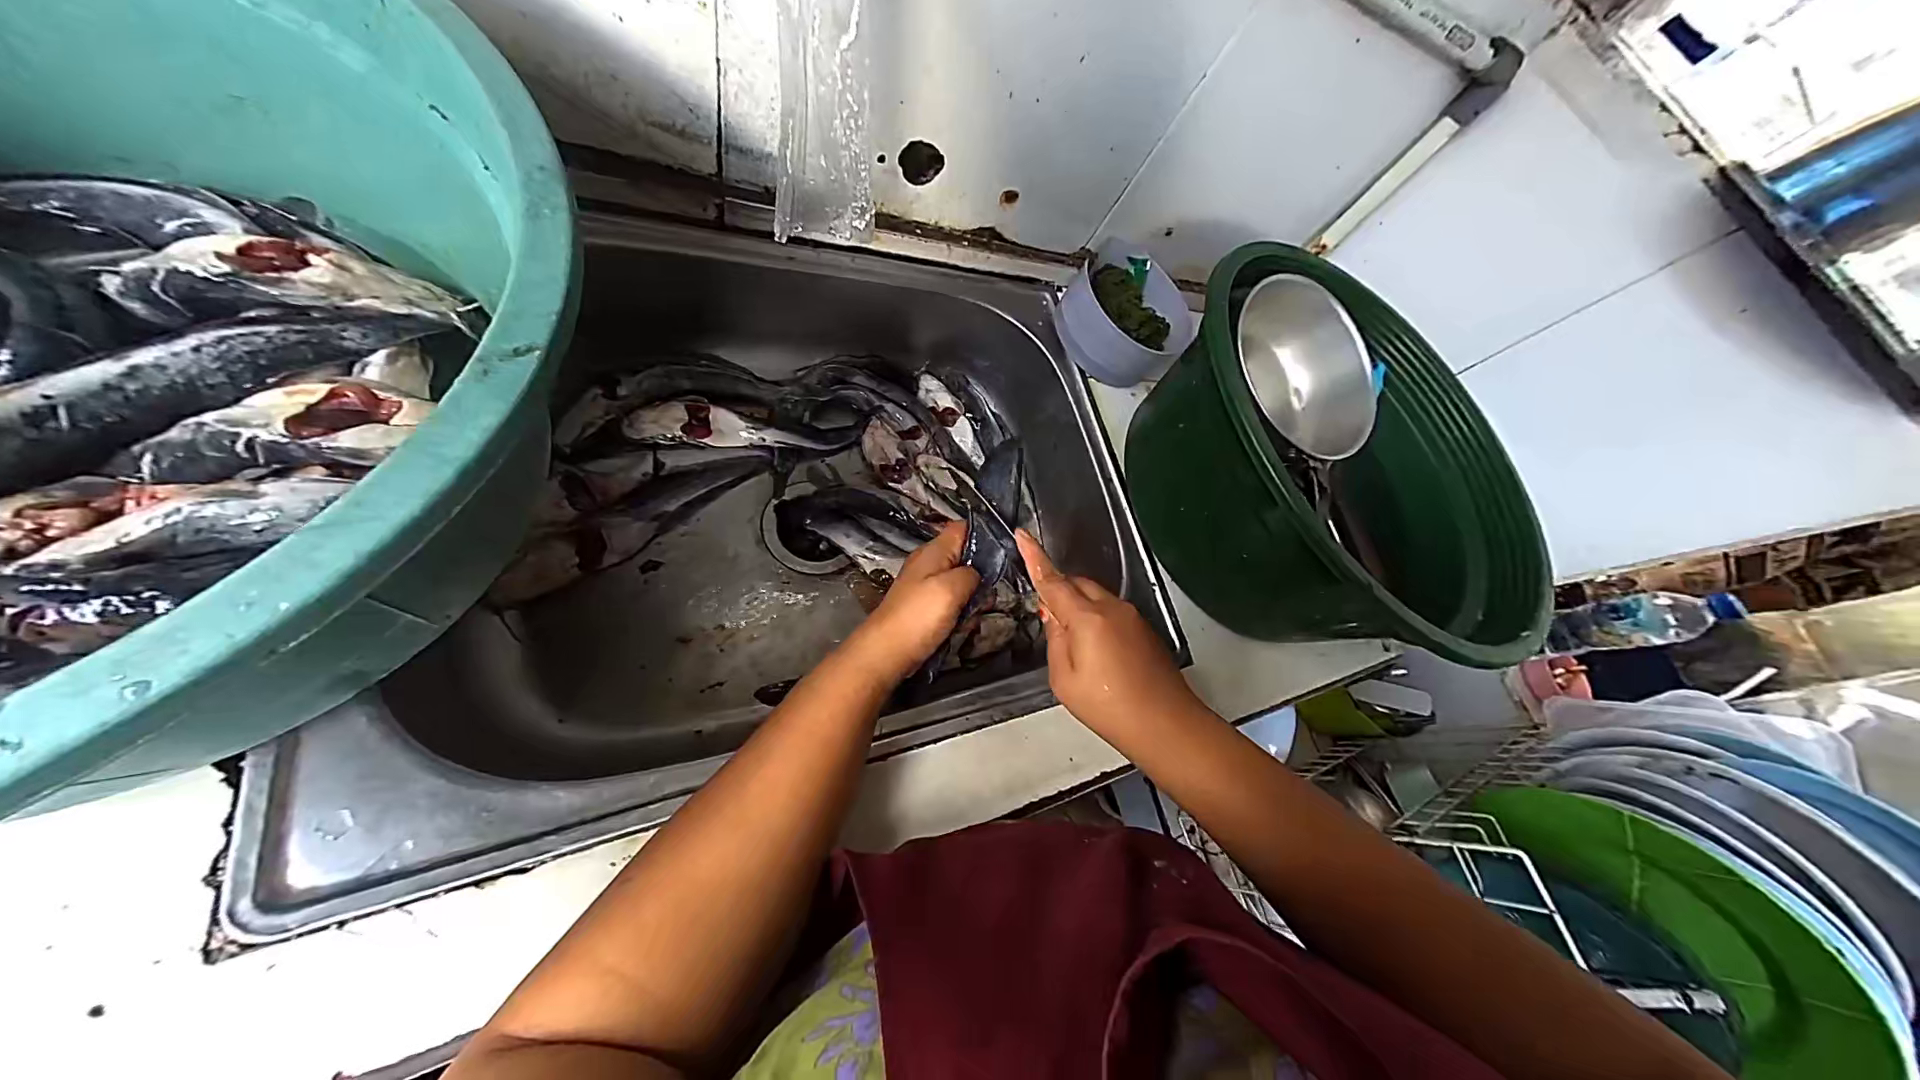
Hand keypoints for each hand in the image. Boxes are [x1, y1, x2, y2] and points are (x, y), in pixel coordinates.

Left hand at [843, 521, 978, 683]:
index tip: (1000, 556)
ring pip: (962, 586)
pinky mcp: (926, 609)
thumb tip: (979, 573)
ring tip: (969, 618)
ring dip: (972, 602)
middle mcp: (929, 565)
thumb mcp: (951, 588)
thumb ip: (971, 573)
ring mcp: (927, 588)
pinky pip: (952, 606)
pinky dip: (960, 616)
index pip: (962, 529)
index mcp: (933, 552)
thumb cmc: (917, 618)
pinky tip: (959, 630)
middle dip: (980, 578)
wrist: (886, 654)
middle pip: (966, 560)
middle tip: (984, 597)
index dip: (983, 537)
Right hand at [1016, 529, 1203, 736]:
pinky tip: (1097, 655)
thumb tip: (1053, 618)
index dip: (1034, 556)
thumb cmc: (1112, 708)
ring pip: (1095, 597)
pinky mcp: (1144, 628)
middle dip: (1058, 592)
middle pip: (1076, 584)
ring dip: (1079, 610)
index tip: (1023, 536)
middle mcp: (1112, 609)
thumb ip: (1054, 640)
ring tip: (1076, 651)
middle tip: (1047, 620)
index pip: (1052, 579)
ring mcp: (1132, 616)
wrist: (1165, 724)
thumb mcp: (1063, 679)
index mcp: (1087, 618)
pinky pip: (1112, 612)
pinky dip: (1097, 622)